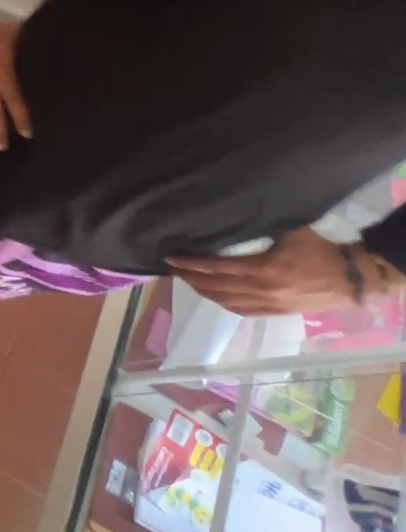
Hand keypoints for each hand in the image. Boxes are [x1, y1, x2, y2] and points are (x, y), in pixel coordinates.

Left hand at [169, 228, 402, 315]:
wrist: (362, 275)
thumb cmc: (326, 249)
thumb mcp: (290, 233)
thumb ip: (258, 232)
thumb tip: (229, 219)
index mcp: (262, 269)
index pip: (213, 267)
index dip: (188, 264)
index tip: (169, 259)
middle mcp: (262, 289)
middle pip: (214, 286)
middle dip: (189, 278)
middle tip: (173, 270)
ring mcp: (272, 303)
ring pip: (226, 301)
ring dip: (203, 292)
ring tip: (188, 282)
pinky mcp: (282, 311)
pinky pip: (244, 311)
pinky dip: (224, 304)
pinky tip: (214, 297)